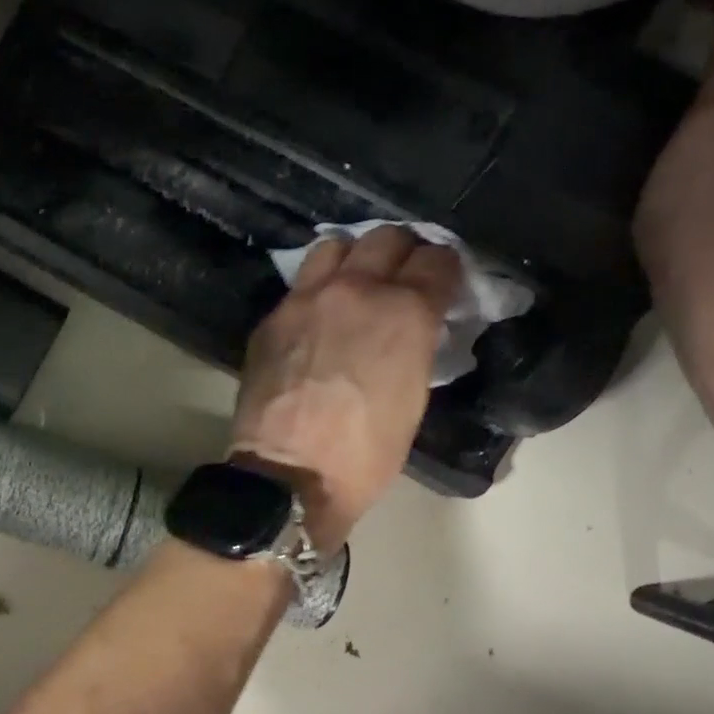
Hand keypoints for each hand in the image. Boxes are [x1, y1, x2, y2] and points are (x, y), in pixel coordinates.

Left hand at [230, 226, 459, 543]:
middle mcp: (355, 291)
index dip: (443, 269)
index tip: (442, 282)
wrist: (288, 474)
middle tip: (400, 275)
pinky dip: (314, 289)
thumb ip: (415, 344)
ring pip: (333, 248)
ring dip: (350, 258)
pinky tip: (316, 312)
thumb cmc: (364, 453)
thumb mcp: (414, 396)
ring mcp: (305, 300)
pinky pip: (297, 285)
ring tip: (353, 282)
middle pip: (385, 239)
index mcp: (405, 311)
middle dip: (400, 252)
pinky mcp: (270, 319)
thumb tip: (412, 330)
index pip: (437, 259)